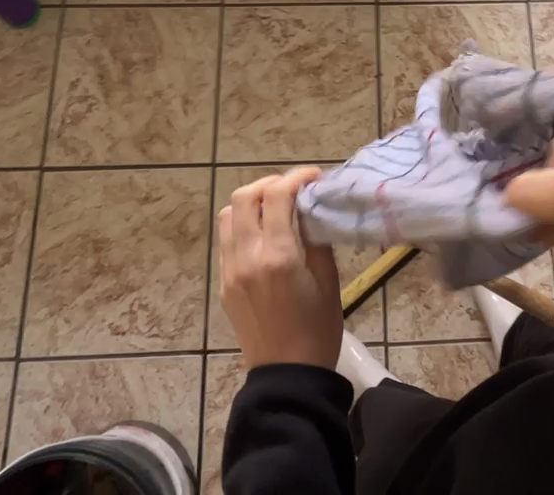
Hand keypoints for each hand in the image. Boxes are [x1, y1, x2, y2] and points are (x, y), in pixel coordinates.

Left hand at [217, 166, 342, 368]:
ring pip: (229, 214)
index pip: (278, 195)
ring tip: (275, 209)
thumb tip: (310, 209)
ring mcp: (230, 270)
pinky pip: (227, 238)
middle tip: (293, 190)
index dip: (297, 177)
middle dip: (270, 184)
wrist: (286, 375)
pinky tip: (264, 234)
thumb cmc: (318, 329)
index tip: (314, 178)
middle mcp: (248, 257)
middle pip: (245, 196)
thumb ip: (315, 239)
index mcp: (278, 256)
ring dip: (252, 202)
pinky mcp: (224, 282)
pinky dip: (243, 225)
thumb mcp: (329, 280)